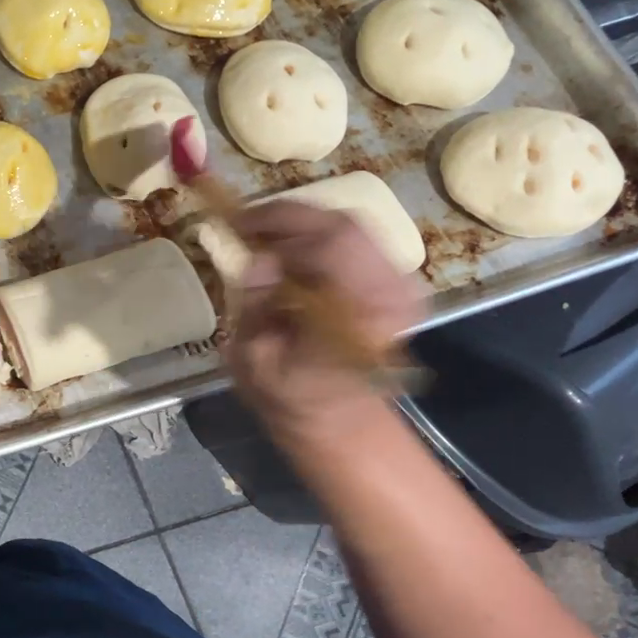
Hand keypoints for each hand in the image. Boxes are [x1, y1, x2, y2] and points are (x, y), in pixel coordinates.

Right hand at [222, 200, 423, 437]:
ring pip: (350, 227)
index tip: (236, 222)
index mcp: (356, 316)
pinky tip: (287, 255)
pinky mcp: (397, 282)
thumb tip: (258, 260)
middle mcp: (391, 293)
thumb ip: (257, 308)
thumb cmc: (287, 395)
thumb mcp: (252, 360)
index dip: (280, 222)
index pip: (331, 242)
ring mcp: (401, 286)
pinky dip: (317, 238)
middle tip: (245, 227)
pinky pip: (356, 240)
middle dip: (289, 219)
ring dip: (301, 227)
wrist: (338, 418)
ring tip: (261, 240)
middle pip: (344, 226)